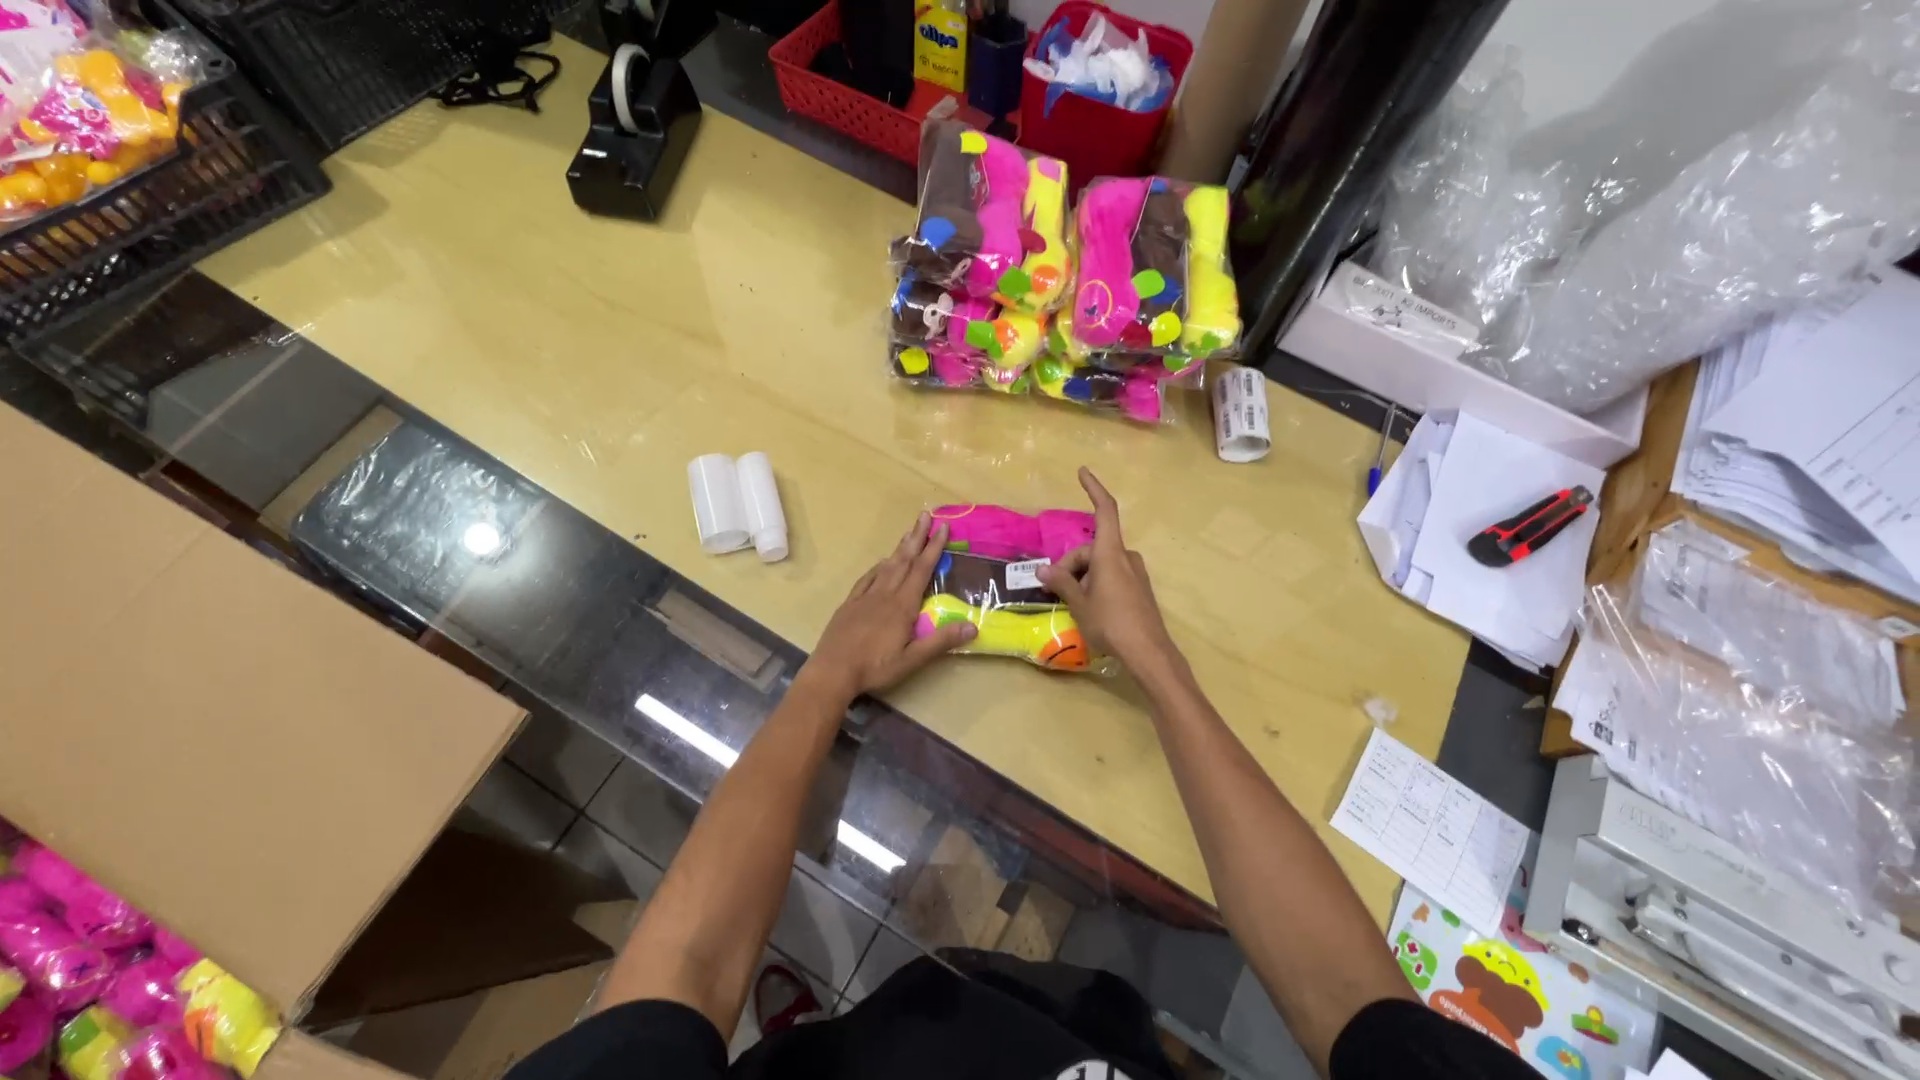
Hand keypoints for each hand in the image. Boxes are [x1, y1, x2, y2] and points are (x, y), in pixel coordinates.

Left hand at [802, 512, 976, 699]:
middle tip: (925, 515)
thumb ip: (941, 641)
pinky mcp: (850, 605)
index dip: (933, 548)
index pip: (922, 570)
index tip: (943, 527)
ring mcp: (864, 598)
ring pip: (886, 566)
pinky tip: (881, 563)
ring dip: (899, 548)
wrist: (833, 671)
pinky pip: (867, 579)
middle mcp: (885, 595)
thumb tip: (973, 626)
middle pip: (904, 560)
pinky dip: (877, 567)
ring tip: (908, 533)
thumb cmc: (875, 667)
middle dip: (916, 537)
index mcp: (902, 606)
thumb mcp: (912, 659)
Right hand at [1038, 468, 1177, 669]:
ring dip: (1082, 576)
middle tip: (1053, 589)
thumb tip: (1042, 569)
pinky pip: (1111, 577)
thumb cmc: (1111, 623)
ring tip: (1069, 602)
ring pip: (1100, 564)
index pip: (1105, 511)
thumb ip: (1061, 583)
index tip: (1082, 472)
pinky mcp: (1138, 590)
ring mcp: (1134, 574)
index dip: (1094, 489)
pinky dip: (1094, 584)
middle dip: (1070, 564)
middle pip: (1092, 548)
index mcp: (1111, 554)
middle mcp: (1125, 558)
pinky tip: (1087, 607)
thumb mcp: (1079, 603)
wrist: (1148, 653)